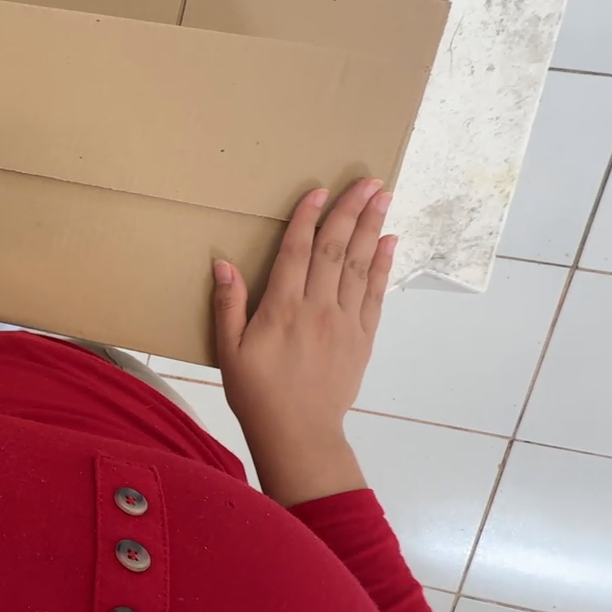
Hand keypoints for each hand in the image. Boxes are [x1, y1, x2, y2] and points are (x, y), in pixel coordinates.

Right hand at [210, 179, 395, 506]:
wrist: (298, 430)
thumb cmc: (254, 390)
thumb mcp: (227, 348)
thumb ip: (228, 304)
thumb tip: (223, 263)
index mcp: (281, 309)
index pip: (296, 253)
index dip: (306, 219)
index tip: (318, 190)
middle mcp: (318, 308)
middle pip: (335, 250)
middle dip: (350, 212)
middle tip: (367, 181)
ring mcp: (345, 322)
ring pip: (359, 265)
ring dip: (371, 228)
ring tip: (383, 198)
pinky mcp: (363, 337)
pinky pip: (374, 294)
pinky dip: (383, 265)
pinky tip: (388, 242)